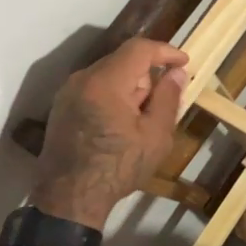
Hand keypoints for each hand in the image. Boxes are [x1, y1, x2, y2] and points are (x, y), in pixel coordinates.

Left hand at [31, 38, 187, 228]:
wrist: (70, 197)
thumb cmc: (118, 167)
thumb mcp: (155, 135)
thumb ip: (168, 98)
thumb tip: (176, 73)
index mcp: (106, 82)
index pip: (139, 48)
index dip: (165, 51)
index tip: (184, 62)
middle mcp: (83, 79)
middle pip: (123, 59)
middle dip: (148, 73)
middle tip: (163, 99)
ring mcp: (68, 92)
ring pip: (108, 73)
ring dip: (130, 85)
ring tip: (142, 116)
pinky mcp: (62, 106)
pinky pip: (94, 87)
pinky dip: (113, 93)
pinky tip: (121, 122)